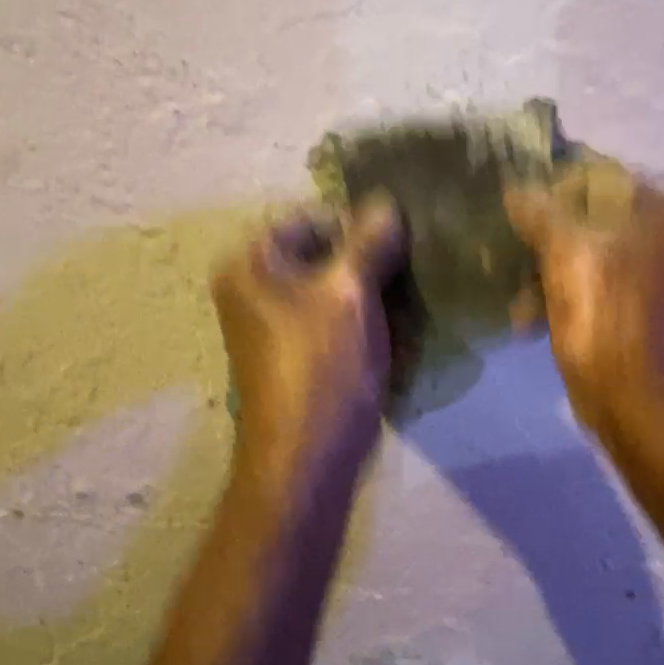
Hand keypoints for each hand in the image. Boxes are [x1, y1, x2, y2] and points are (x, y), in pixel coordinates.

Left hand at [211, 196, 405, 492]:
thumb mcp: (350, 293)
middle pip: (325, 255)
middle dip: (372, 266)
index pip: (314, 218)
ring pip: (336, 291)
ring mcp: (274, 325)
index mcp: (252, 263)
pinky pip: (336, 323)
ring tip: (407, 314)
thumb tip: (387, 203)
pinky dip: (365, 326)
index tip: (402, 250)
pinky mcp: (296, 356)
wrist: (306, 461)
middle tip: (410, 283)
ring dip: (375, 297)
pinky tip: (395, 341)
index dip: (361, 229)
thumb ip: (370, 241)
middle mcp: (255, 288)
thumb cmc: (322, 367)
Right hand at [507, 165, 663, 441]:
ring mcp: (660, 272)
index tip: (509, 208)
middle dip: (542, 237)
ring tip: (514, 298)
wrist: (646, 411)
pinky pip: (593, 284)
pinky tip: (526, 320)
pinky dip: (562, 296)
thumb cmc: (611, 323)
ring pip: (587, 252)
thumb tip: (516, 189)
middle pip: (591, 215)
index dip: (549, 189)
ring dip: (544, 271)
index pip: (599, 173)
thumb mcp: (568, 255)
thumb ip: (540, 212)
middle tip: (503, 251)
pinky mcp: (641, 307)